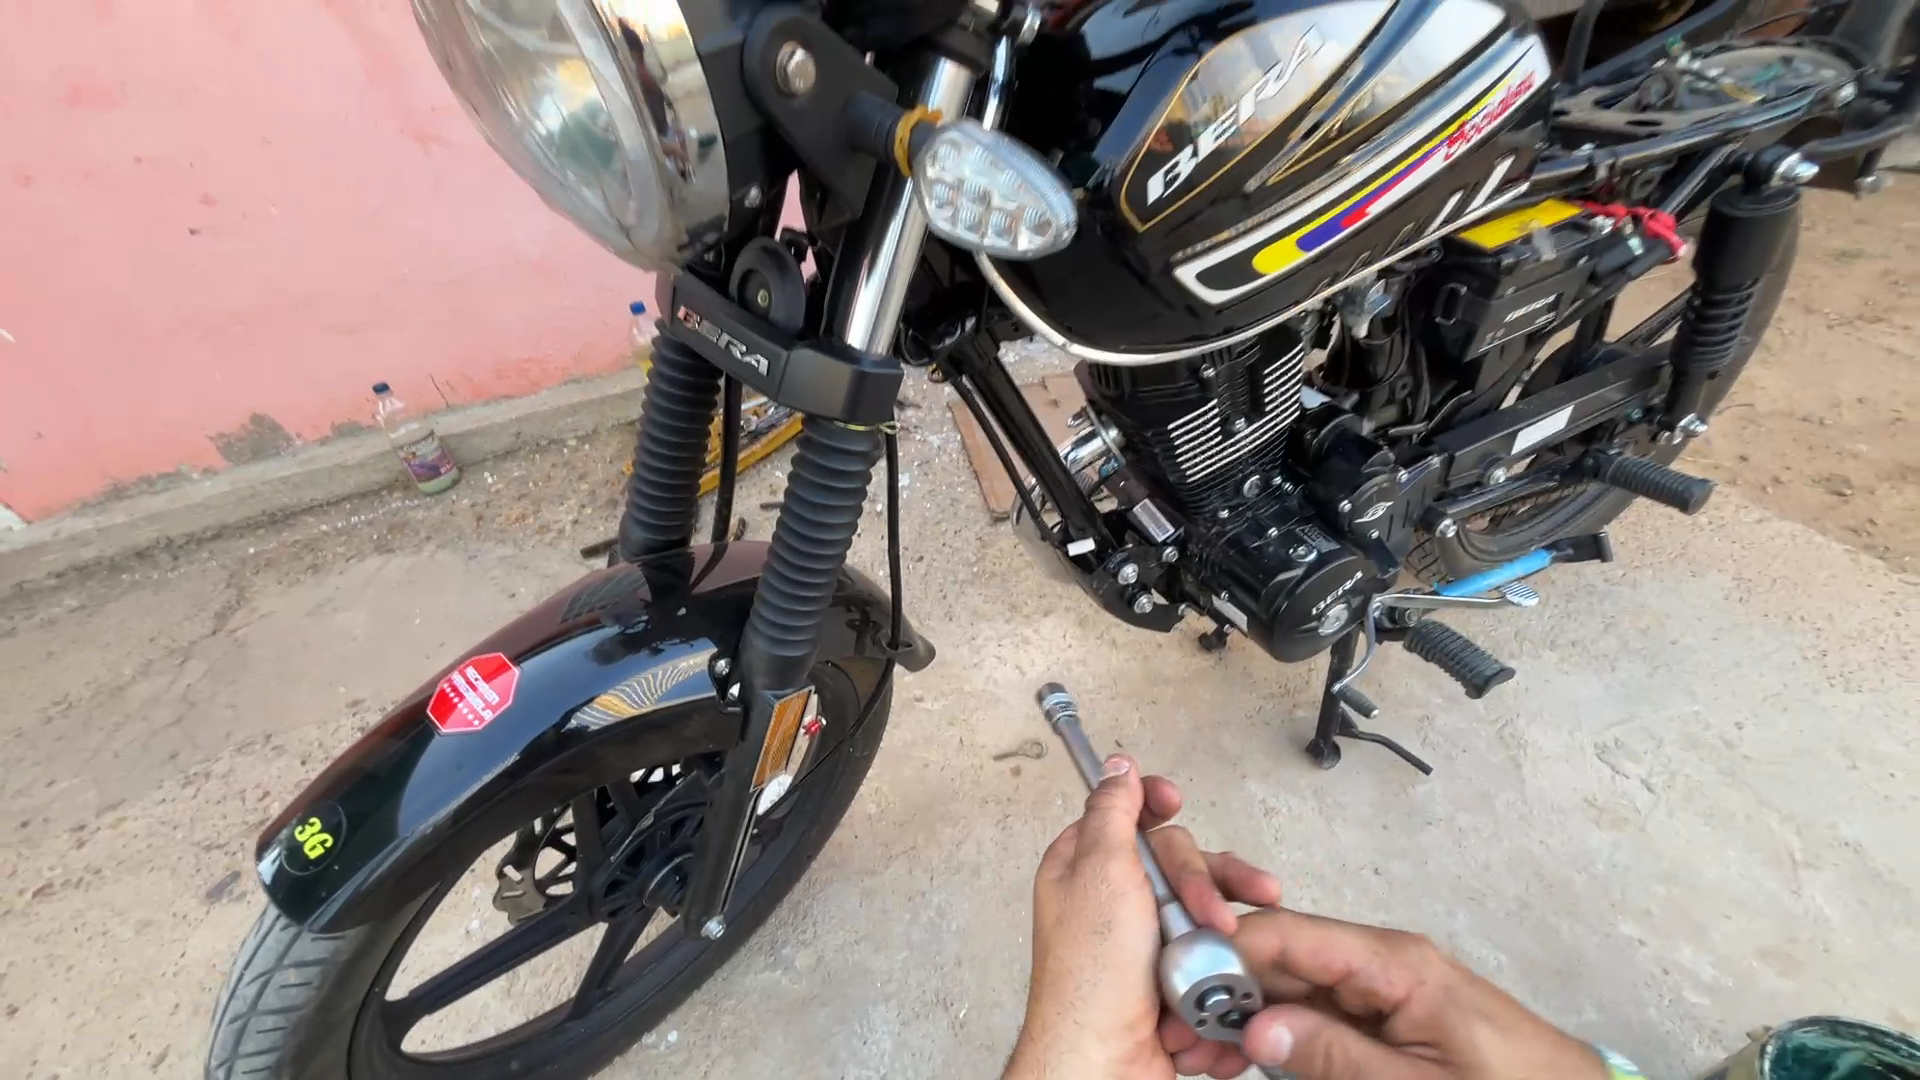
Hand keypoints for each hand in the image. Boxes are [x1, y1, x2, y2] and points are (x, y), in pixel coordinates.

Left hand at [1003, 757, 1281, 1079]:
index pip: (1124, 815)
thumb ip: (1111, 811)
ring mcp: (1143, 937)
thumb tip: (1118, 765)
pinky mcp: (1170, 974)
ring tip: (1239, 944)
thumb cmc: (1093, 970)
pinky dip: (1222, 963)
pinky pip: (1208, 950)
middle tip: (1212, 914)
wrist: (1106, 1064)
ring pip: (1196, 904)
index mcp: (1085, 864)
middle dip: (1199, 882)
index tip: (1174, 801)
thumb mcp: (1099, 870)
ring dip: (1222, 923)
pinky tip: (1232, 977)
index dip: (1151, 803)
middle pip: (1172, 860)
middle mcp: (1113, 896)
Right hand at [1161, 909, 1610, 1079]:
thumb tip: (1254, 1029)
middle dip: (1224, 991)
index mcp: (1391, 962)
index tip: (1178, 978)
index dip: (1228, 949)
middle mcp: (1375, 962)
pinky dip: (1274, 1036)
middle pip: (1280, 960)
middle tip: (1176, 1032)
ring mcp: (1377, 990)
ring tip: (1195, 1054)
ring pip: (1289, 990)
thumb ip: (1339, 1057)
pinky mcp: (1380, 1019)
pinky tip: (1237, 1057)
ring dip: (1241, 1017)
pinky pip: (1313, 1016)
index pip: (1289, 936)